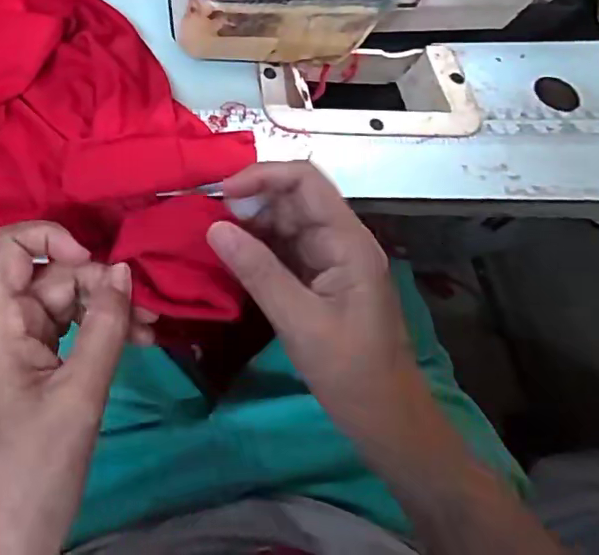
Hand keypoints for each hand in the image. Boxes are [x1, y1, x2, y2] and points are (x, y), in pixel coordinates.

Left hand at [0, 223, 147, 554]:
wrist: (14, 539)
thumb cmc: (39, 466)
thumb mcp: (81, 392)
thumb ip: (105, 325)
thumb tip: (123, 270)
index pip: (10, 246)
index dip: (51, 237)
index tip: (92, 260)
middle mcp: (4, 326)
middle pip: (51, 276)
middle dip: (98, 285)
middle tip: (144, 311)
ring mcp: (18, 347)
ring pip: (65, 302)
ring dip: (106, 308)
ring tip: (149, 329)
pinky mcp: (33, 368)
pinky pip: (68, 330)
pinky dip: (99, 330)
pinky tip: (134, 340)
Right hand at [210, 165, 569, 554]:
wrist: (389, 422)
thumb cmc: (352, 373)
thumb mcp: (300, 323)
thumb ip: (258, 271)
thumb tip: (214, 227)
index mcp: (348, 241)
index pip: (305, 181)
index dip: (263, 175)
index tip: (223, 193)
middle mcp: (340, 239)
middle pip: (293, 196)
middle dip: (252, 199)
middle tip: (209, 216)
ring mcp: (330, 257)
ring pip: (286, 221)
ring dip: (251, 222)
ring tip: (214, 234)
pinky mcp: (320, 276)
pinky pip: (285, 246)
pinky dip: (258, 246)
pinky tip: (232, 254)